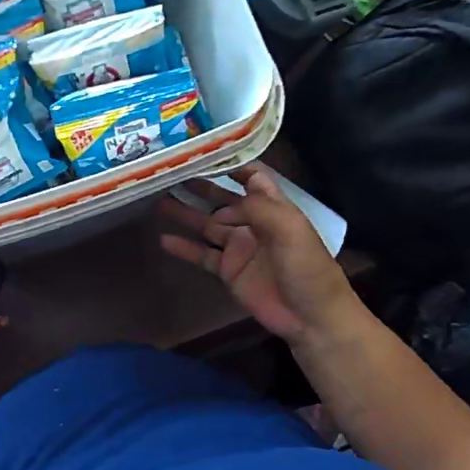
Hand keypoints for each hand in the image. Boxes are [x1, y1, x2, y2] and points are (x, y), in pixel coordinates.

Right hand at [157, 165, 360, 344]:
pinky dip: (183, 248)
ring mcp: (239, 247)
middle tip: (172, 174)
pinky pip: (202, 255)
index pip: (252, 178)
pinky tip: (164, 239)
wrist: (310, 316)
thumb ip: (259, 208)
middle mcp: (253, 223)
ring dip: (185, 213)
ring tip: (159, 201)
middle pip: (223, 199)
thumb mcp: (290, 229)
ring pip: (206, 225)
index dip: (232, 165)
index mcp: (273, 208)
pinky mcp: (228, 270)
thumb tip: (224, 205)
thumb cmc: (307, 268)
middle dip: (200, 186)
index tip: (206, 154)